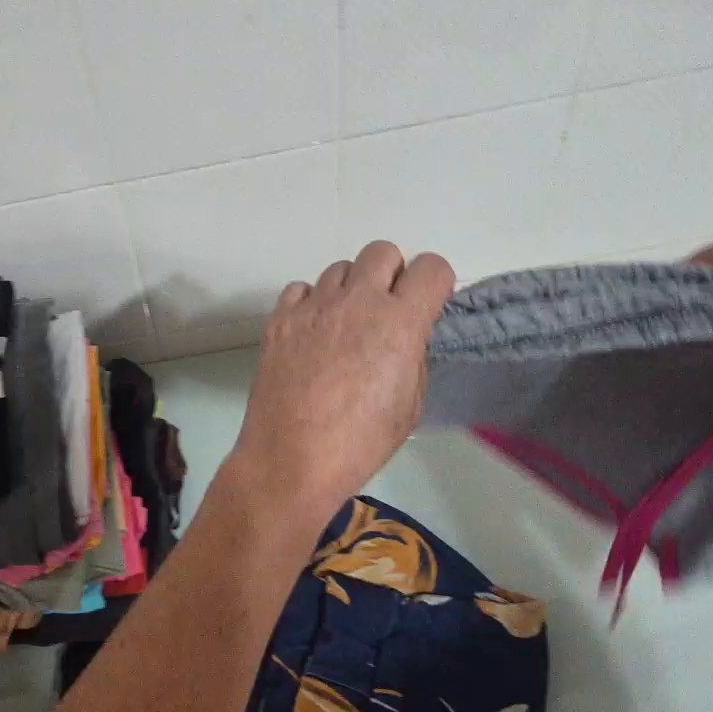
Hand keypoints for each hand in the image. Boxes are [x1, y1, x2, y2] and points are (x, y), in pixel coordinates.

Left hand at [224, 241, 455, 525]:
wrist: (290, 460)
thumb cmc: (359, 443)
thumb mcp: (409, 405)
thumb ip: (412, 356)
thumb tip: (403, 337)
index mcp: (399, 322)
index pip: (432, 267)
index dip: (434, 285)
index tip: (426, 308)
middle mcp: (356, 301)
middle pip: (382, 252)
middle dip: (391, 276)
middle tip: (384, 313)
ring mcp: (313, 307)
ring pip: (339, 269)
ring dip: (349, 290)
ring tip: (343, 328)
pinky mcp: (279, 319)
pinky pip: (301, 290)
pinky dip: (311, 304)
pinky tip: (311, 335)